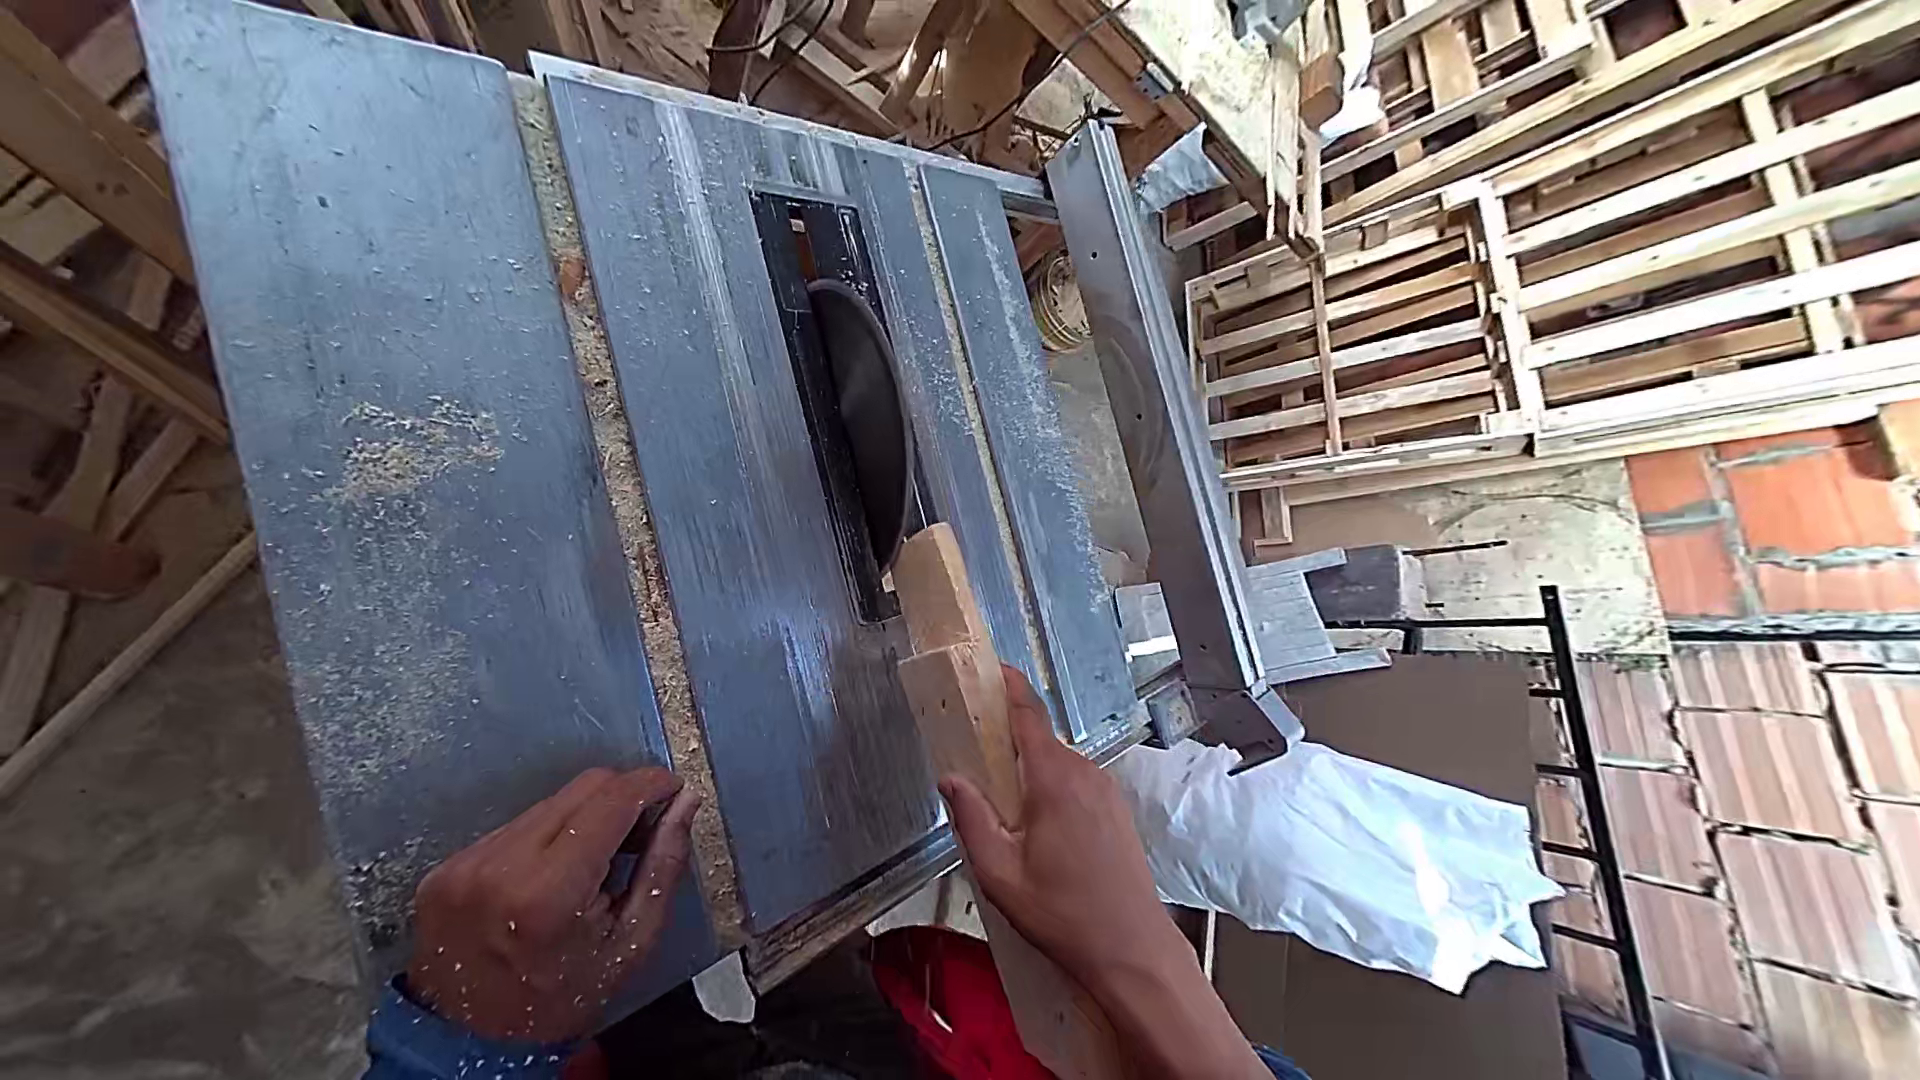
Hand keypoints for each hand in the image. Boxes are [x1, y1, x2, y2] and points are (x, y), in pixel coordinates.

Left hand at [405, 766, 697, 1041]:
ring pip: (554, 801)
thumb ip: (665, 862)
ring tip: (599, 854)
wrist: (467, 1046)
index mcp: (549, 891)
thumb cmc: (565, 996)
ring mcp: (466, 864)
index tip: (675, 789)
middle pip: (585, 787)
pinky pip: (521, 822)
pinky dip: (551, 832)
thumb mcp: (634, 939)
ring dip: (588, 814)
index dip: (653, 783)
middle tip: (643, 827)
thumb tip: (686, 799)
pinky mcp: (447, 866)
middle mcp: (500, 866)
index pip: (613, 799)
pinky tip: (557, 867)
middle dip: (625, 796)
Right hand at [937, 666, 1185, 992]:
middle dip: (1008, 739)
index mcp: (1054, 779)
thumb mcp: (1001, 873)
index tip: (993, 667)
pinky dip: (1052, 786)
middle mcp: (1084, 773)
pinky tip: (1041, 826)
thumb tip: (951, 779)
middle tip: (978, 757)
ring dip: (1030, 770)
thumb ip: (971, 819)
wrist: (1133, 952)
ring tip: (1007, 807)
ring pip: (1057, 762)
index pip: (1029, 714)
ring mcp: (1105, 789)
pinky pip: (1076, 780)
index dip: (1010, 685)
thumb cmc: (1064, 915)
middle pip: (1039, 739)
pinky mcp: (1116, 807)